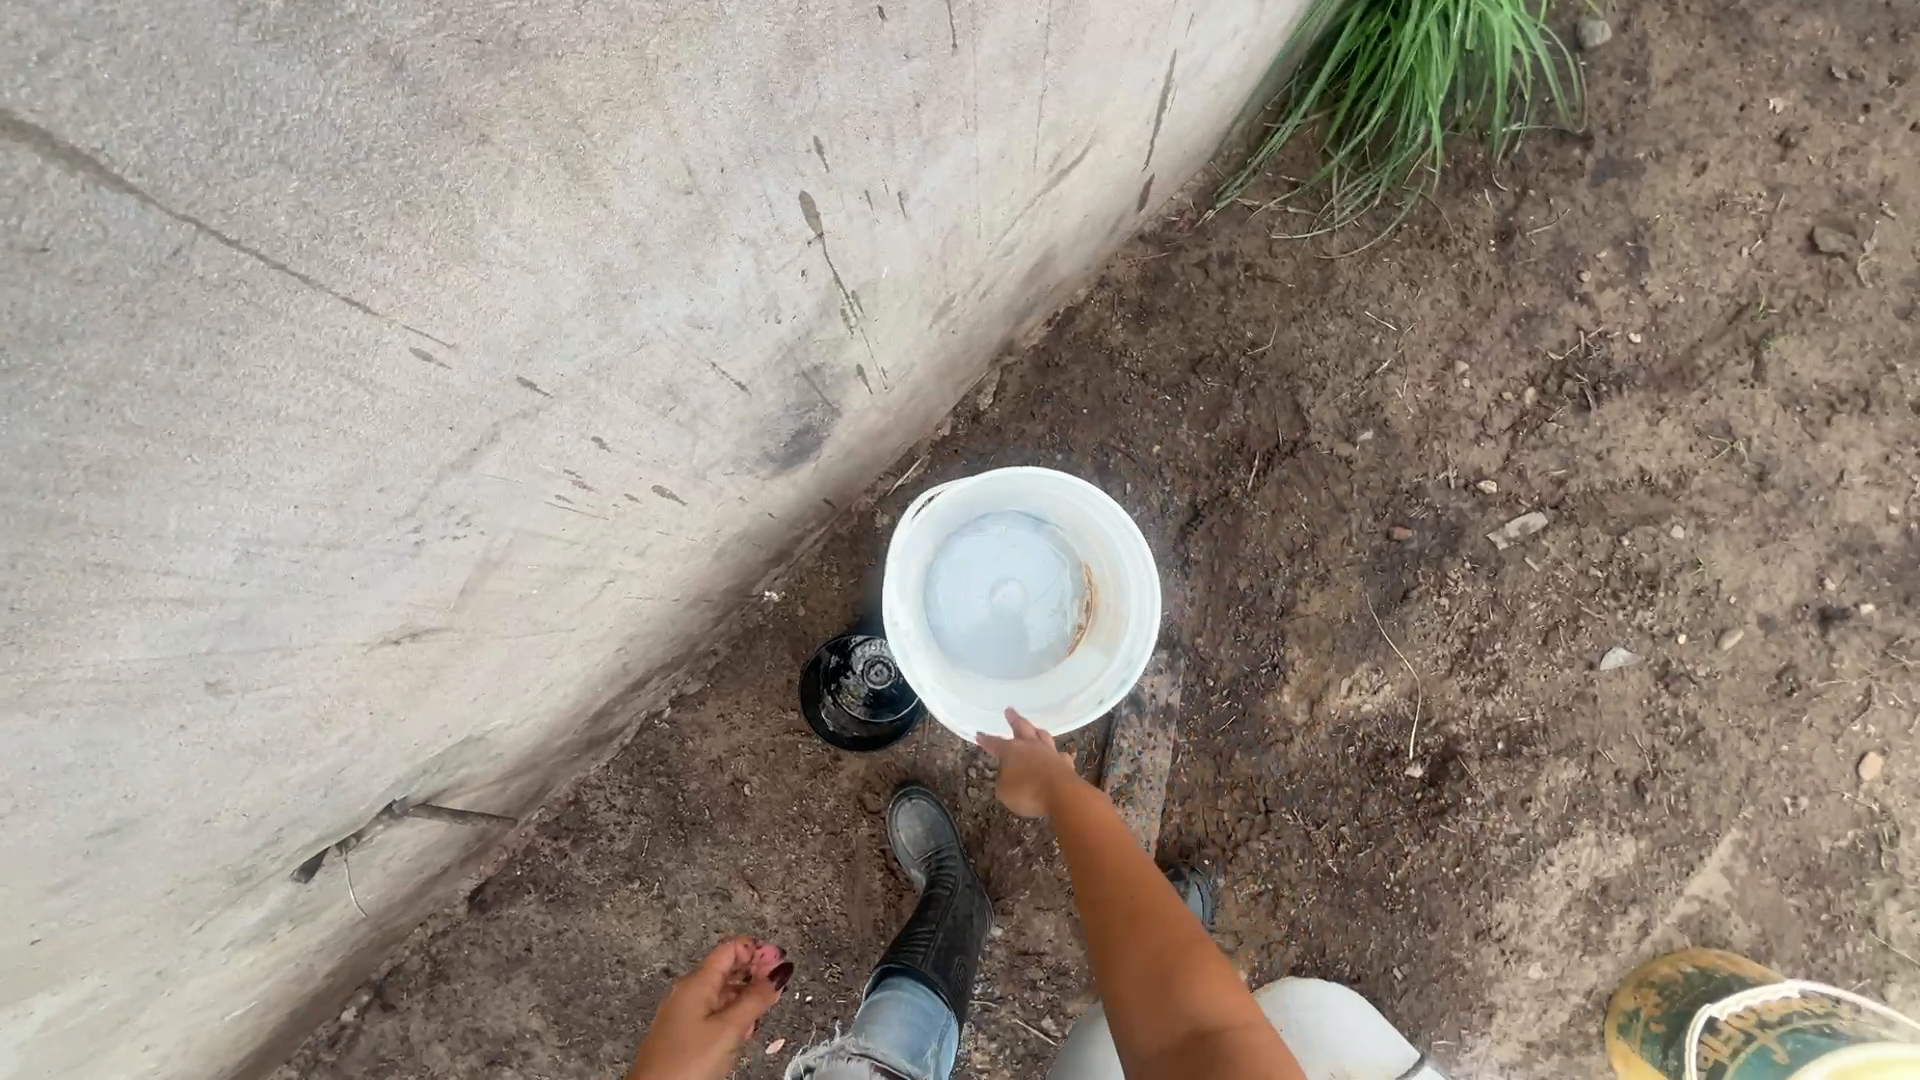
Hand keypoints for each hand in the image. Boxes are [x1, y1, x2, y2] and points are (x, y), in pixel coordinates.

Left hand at [626, 937, 792, 1079]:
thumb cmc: (689, 1062)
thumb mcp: (729, 1029)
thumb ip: (756, 998)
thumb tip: (781, 971)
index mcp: (697, 982)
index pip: (731, 948)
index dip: (758, 949)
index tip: (780, 962)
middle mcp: (688, 990)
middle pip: (727, 967)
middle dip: (755, 971)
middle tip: (779, 985)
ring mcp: (682, 1012)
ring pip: (721, 991)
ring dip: (746, 993)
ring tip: (765, 1007)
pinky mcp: (681, 1033)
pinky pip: (712, 1011)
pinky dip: (732, 1011)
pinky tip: (744, 1028)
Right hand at [977, 708, 1083, 817]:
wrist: (1063, 794)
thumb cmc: (1028, 792)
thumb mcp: (1005, 793)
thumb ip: (1003, 783)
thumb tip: (1007, 778)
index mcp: (1012, 751)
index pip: (995, 743)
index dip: (986, 740)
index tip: (979, 735)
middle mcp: (1031, 746)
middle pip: (1021, 727)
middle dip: (1014, 719)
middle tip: (1009, 710)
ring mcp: (1049, 752)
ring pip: (1042, 736)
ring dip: (1036, 731)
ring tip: (1034, 728)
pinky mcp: (1065, 763)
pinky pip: (1059, 754)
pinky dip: (1056, 754)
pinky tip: (1057, 755)